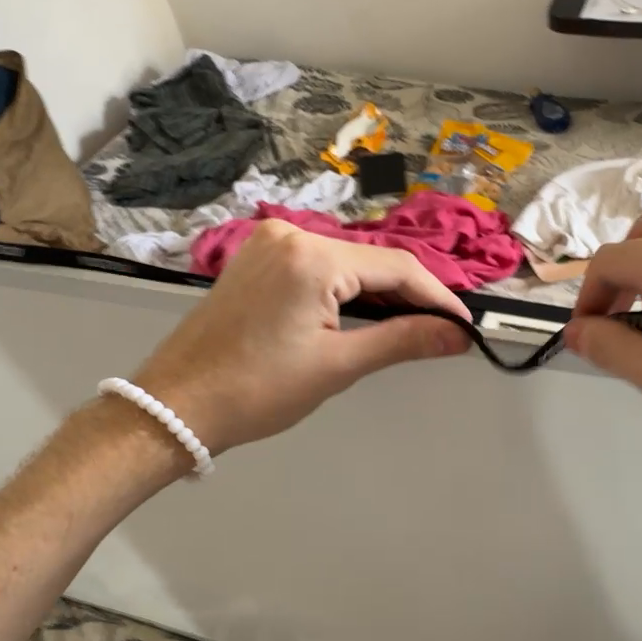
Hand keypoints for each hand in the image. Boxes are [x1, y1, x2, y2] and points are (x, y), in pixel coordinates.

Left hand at [118, 221, 471, 474]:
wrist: (175, 405)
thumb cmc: (255, 391)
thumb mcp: (337, 365)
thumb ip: (403, 340)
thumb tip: (456, 335)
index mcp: (312, 257)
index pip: (398, 268)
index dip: (438, 297)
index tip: (466, 326)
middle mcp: (291, 235)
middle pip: (373, 261)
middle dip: (411, 296)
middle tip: (444, 331)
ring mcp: (270, 244)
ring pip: (348, 263)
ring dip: (381, 292)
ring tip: (412, 327)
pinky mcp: (257, 258)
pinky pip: (319, 266)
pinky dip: (348, 288)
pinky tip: (365, 314)